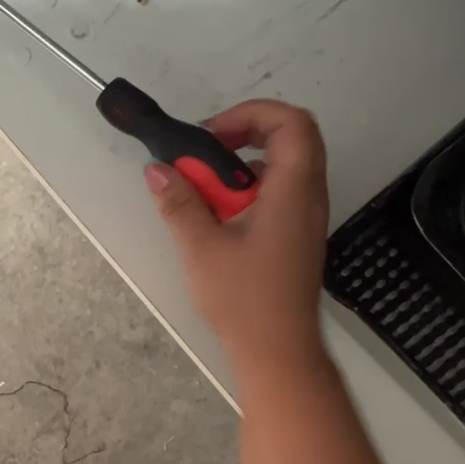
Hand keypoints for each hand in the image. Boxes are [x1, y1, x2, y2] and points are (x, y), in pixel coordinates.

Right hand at [143, 100, 329, 373]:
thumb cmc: (243, 297)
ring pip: (280, 167)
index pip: (289, 122)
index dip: (249, 115)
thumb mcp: (201, 247)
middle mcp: (307, 195)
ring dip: (238, 167)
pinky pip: (275, 193)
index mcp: (292, 190)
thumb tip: (157, 170)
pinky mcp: (293, 235)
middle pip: (288, 138)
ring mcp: (304, 216)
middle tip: (201, 157)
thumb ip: (179, 203)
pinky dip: (244, 191)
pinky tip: (215, 218)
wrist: (277, 348)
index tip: (208, 137)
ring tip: (201, 192)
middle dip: (240, 136)